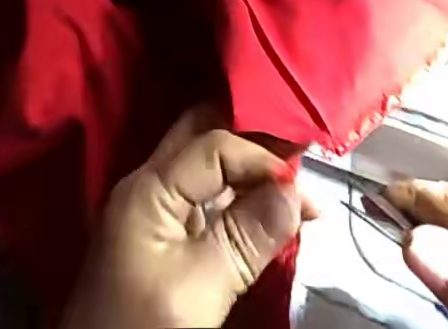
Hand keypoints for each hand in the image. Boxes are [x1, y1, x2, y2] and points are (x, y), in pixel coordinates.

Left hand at [63, 110, 317, 328]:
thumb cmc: (142, 327)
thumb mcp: (198, 289)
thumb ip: (245, 238)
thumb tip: (294, 191)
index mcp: (148, 185)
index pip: (210, 145)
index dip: (259, 157)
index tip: (304, 185)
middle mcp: (148, 184)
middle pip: (201, 138)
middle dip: (249, 140)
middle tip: (299, 153)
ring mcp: (152, 210)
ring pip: (204, 167)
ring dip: (246, 169)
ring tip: (294, 181)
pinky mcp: (161, 238)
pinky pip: (203, 199)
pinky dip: (236, 198)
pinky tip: (265, 209)